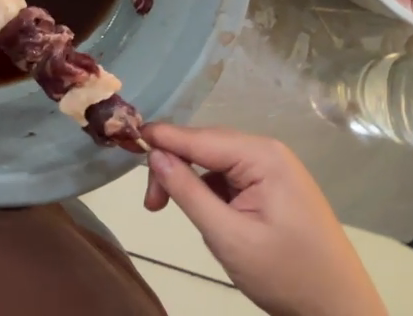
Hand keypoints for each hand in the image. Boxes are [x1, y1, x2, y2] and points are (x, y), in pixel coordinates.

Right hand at [142, 124, 384, 315]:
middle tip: (152, 206)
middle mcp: (268, 151)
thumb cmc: (287, 276)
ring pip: (214, 163)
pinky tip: (210, 219)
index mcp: (262, 155)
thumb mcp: (228, 237)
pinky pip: (231, 178)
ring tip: (177, 215)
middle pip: (204, 147)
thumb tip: (154, 154)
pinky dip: (212, 194)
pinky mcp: (276, 188)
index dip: (159, 139)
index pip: (197, 137)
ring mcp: (275, 169)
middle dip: (174, 169)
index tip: (124, 144)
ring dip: (192, 184)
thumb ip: (188, 192)